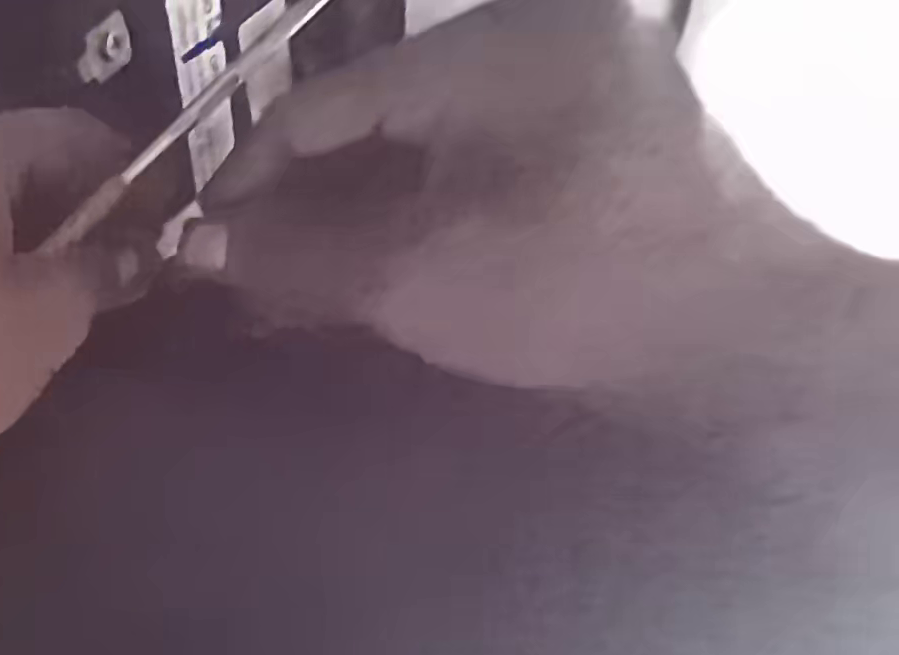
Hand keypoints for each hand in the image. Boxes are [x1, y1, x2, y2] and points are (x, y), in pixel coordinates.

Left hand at [0, 110, 126, 485]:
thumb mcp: (50, 315)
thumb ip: (105, 265)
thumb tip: (139, 250)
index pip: (71, 133)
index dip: (125, 173)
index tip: (158, 217)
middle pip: (25, 157)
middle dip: (81, 202)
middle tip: (123, 250)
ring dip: (38, 226)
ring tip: (80, 271)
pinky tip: (22, 281)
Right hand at [183, 0, 847, 389]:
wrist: (719, 347)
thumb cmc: (563, 294)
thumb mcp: (404, 273)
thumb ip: (289, 253)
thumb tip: (189, 243)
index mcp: (491, 52)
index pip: (319, 104)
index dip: (242, 174)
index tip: (195, 238)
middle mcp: (512, 56)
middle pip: (347, 133)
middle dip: (278, 209)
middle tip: (226, 271)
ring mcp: (531, 105)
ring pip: (377, 164)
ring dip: (314, 229)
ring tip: (261, 287)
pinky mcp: (538, 156)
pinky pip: (418, 186)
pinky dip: (362, 235)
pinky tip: (321, 281)